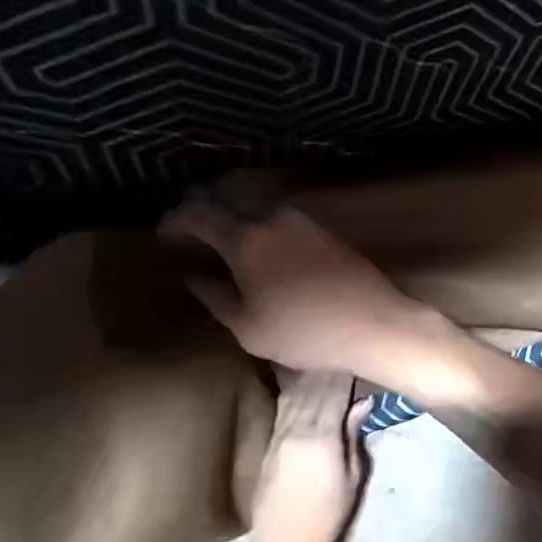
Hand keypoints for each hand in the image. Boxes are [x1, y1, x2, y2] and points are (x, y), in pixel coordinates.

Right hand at [161, 202, 447, 380]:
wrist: (376, 323)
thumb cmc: (306, 332)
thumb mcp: (249, 327)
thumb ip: (215, 297)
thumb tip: (193, 277)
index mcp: (246, 237)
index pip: (197, 214)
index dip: (175, 222)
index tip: (165, 237)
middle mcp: (274, 218)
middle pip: (229, 209)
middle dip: (207, 223)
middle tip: (195, 246)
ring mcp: (305, 221)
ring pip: (259, 216)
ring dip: (239, 230)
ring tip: (231, 256)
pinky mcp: (327, 232)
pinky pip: (284, 226)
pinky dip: (266, 236)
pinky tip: (268, 260)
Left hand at [246, 369, 371, 541]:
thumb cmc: (328, 514)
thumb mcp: (352, 477)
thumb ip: (354, 435)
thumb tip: (363, 403)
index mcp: (322, 437)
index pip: (334, 393)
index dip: (345, 372)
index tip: (355, 354)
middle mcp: (297, 429)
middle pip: (313, 388)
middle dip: (327, 367)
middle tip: (340, 348)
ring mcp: (279, 434)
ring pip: (295, 394)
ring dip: (308, 375)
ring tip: (321, 357)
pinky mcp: (269, 443)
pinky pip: (283, 407)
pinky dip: (294, 390)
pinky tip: (300, 381)